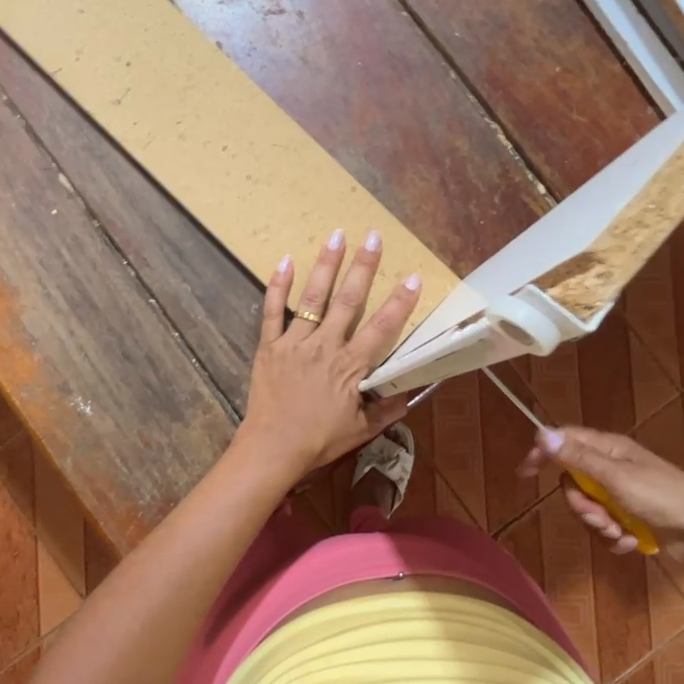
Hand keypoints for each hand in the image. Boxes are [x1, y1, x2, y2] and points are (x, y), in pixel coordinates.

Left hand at [236, 229, 422, 477]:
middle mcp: (326, 346)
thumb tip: (411, 396)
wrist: (273, 447)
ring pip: (313, 298)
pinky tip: (286, 260)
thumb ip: (386, 410)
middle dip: (363, 267)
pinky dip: (278, 286)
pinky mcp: (270, 346)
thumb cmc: (318, 441)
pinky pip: (272, 311)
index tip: (413, 277)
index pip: (381, 328)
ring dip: (327, 265)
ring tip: (336, 236)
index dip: (399, 303)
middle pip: (349, 301)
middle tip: (373, 237)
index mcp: (351, 366)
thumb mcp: (360, 429)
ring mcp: (295, 342)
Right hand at [519, 427, 683, 558]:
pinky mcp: (630, 517)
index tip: (525, 473)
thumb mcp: (617, 478)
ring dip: (598, 524)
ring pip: (587, 507)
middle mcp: (612, 468)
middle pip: (572, 481)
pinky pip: (604, 526)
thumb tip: (542, 433)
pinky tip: (630, 541)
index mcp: (609, 449)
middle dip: (581, 505)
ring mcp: (622, 493)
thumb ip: (578, 458)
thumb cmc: (664, 497)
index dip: (543, 453)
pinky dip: (613, 537)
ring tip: (620, 533)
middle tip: (599, 517)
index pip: (565, 441)